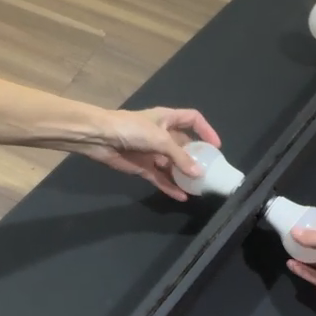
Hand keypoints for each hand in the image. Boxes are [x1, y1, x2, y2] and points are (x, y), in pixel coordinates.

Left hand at [76, 107, 220, 199]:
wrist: (100, 137)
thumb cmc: (131, 129)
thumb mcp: (160, 139)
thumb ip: (179, 157)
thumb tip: (198, 172)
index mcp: (167, 118)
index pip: (192, 119)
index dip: (205, 130)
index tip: (216, 146)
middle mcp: (161, 134)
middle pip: (184, 146)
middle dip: (195, 158)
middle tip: (209, 172)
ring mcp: (152, 151)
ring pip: (172, 165)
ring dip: (183, 175)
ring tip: (197, 187)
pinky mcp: (142, 167)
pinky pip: (160, 177)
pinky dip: (169, 186)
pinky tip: (181, 196)